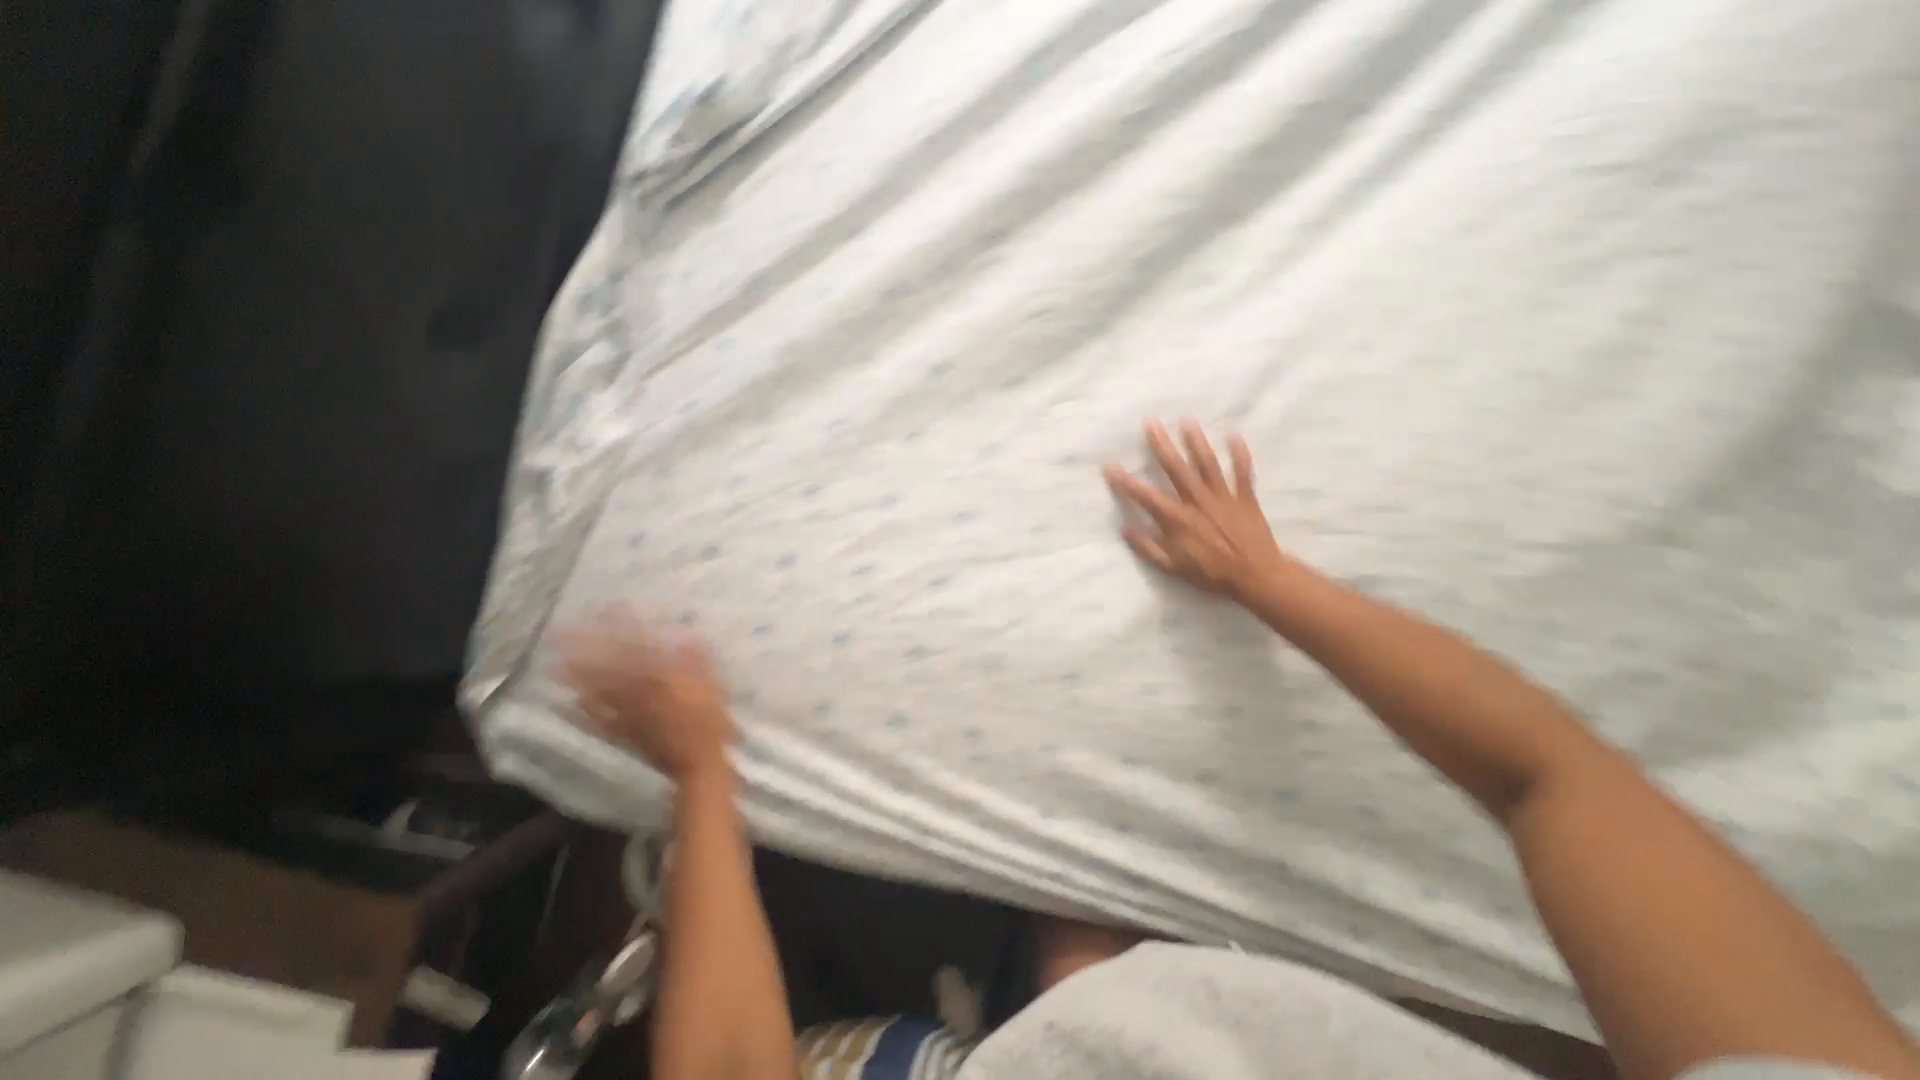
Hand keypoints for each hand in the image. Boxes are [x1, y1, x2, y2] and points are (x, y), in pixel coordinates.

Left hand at [557, 608, 735, 784]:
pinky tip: (570, 702)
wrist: (696, 765)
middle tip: (562, 631)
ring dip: (576, 675)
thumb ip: (698, 662)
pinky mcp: (622, 732)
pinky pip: (597, 720)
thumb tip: (688, 636)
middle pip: (607, 663)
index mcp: (660, 676)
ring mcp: (626, 712)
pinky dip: (582, 711)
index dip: (623, 624)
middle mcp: (637, 690)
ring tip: (556, 662)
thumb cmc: (710, 723)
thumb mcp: (713, 687)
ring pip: (596, 688)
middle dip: (586, 646)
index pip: (638, 643)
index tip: (609, 606)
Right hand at [1103, 419, 1293, 601]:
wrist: (1255, 576)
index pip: (1145, 497)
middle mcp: (1197, 501)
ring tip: (1187, 421)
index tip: (1109, 466)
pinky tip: (1234, 436)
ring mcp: (1223, 497)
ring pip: (1207, 464)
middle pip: (1176, 468)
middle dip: (1161, 445)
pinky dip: (1240, 454)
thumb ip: (1149, 548)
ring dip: (1196, 441)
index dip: (1125, 482)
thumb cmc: (1212, 574)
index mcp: (1177, 519)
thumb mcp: (1173, 568)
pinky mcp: (1245, 498)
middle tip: (1151, 423)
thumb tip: (1125, 529)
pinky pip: (1243, 472)